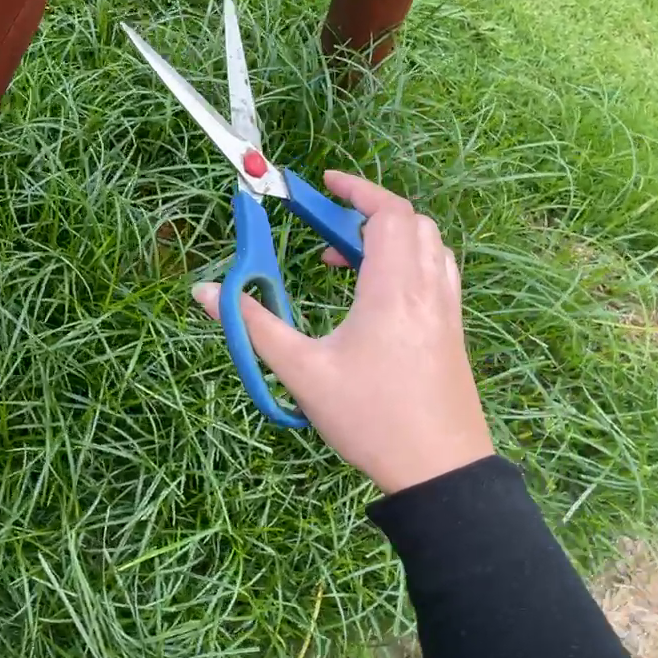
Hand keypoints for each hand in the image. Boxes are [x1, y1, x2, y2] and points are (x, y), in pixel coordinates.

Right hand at [192, 170, 492, 493]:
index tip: (322, 183)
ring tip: (345, 261)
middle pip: (412, 223)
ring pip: (429, 247)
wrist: (441, 474)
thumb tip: (204, 292)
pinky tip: (375, 295)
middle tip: (325, 228)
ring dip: (389, 237)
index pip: (388, 214)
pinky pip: (437, 273)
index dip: (356, 189)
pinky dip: (407, 262)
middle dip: (367, 212)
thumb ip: (253, 324)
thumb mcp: (300, 371)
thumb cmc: (369, 419)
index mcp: (393, 292)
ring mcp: (447, 312)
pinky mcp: (453, 333)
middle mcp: (428, 292)